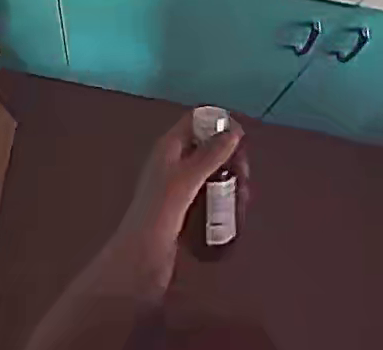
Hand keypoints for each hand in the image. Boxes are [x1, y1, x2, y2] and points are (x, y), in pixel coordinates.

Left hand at [105, 111, 247, 290]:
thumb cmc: (159, 213)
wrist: (139, 262)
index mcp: (169, 146)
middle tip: (244, 174)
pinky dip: (224, 196)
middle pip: (208, 145)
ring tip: (243, 196)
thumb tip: (234, 131)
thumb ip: (209, 154)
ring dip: (231, 178)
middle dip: (230, 155)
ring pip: (212, 170)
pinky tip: (235, 210)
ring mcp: (179, 186)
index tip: (241, 137)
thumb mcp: (185, 180)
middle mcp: (174, 161)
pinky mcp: (185, 209)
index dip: (218, 122)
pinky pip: (210, 193)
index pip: (196, 120)